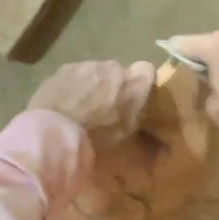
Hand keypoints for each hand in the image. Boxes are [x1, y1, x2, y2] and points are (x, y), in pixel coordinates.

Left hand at [28, 60, 155, 146]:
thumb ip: (150, 147)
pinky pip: (74, 75)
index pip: (147, 71)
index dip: (142, 85)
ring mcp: (85, 66)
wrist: (54, 137)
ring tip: (82, 110)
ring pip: (95, 73)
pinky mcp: (63, 70)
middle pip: (119, 72)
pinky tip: (65, 106)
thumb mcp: (130, 153)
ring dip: (93, 86)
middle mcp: (113, 68)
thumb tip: (165, 150)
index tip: (135, 101)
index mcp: (135, 84)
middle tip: (107, 111)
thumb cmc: (99, 144)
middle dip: (115, 87)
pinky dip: (73, 87)